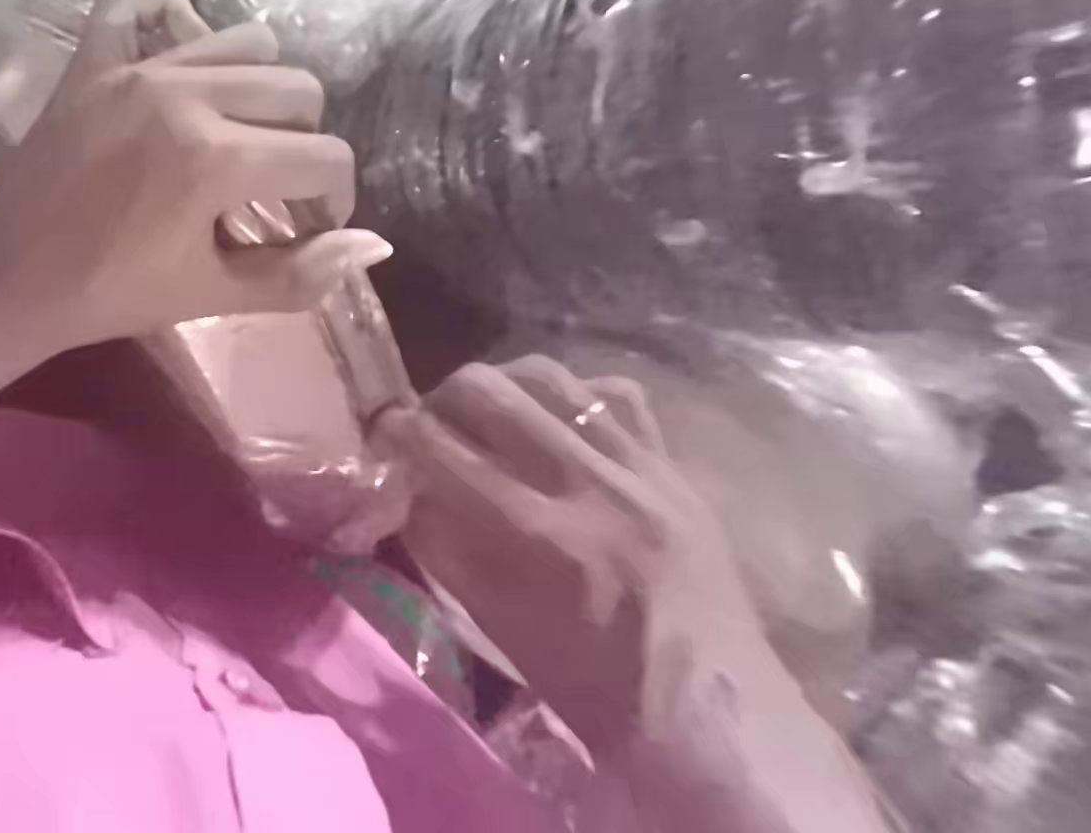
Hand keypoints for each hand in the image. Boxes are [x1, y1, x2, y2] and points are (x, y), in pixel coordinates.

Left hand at [0, 0, 389, 520]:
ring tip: (239, 136)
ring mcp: (134, 68)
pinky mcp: (91, 61)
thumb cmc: (116, 297)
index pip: (326, 159)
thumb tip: (374, 246)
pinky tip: (182, 59)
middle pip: (299, 92)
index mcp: (216, 160)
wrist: (15, 285)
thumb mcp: (214, 295)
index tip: (309, 229)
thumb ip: (300, 275)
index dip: (334, 201)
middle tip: (274, 192)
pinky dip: (170, 16)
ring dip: (262, 92)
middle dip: (304, 148)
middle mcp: (184, 95)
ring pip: (246, 41)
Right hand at [379, 357, 891, 832]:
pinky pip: (615, 393)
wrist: (709, 713)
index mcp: (537, 537)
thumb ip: (437, 539)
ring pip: (548, 375)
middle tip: (434, 424)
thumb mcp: (488, 617)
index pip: (438, 448)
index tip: (381, 430)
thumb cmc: (584, 681)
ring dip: (501, 385)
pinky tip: (560, 422)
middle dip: (440, 397)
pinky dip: (574, 395)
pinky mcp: (673, 466)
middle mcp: (588, 485)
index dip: (395, 429)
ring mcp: (641, 467)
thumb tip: (400, 480)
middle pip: (487, 389)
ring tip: (492, 415)